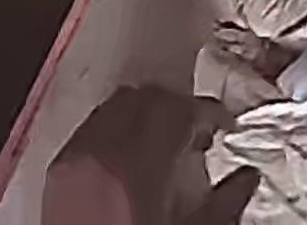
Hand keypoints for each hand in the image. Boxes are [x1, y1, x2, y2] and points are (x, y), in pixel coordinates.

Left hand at [43, 86, 260, 224]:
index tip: (225, 123)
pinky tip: (132, 154)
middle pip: (148, 98)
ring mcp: (76, 155)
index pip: (179, 111)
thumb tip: (248, 176)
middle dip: (179, 108)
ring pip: (118, 103)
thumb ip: (223, 208)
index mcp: (139, 165)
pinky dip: (116, 125)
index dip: (208, 111)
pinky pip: (93, 124)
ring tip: (168, 142)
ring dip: (147, 112)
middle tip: (200, 132)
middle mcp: (103, 148)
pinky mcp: (57, 168)